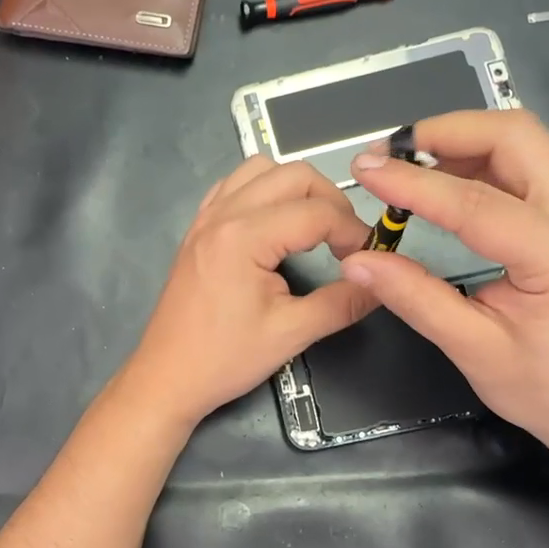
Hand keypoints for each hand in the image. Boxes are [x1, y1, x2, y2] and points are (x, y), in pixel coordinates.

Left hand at [122, 157, 376, 427]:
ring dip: (296, 189)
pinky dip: (263, 192)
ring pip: (261, 170)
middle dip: (330, 201)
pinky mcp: (197, 229)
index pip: (316, 212)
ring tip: (313, 228)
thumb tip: (381, 285)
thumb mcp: (291, 334)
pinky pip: (234, 186)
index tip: (367, 257)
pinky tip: (274, 224)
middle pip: (293, 175)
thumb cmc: (224, 359)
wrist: (167, 378)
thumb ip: (342, 303)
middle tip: (345, 240)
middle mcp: (223, 216)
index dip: (352, 231)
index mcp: (244, 238)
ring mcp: (206, 219)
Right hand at [341, 110, 548, 452]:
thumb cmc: (542, 388)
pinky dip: (479, 160)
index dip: (414, 183)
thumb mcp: (471, 349)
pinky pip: (526, 165)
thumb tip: (358, 261)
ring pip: (523, 142)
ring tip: (407, 163)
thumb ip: (415, 298)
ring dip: (462, 140)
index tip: (364, 169)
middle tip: (389, 152)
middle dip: (447, 132)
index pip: (477, 203)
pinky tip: (441, 180)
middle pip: (516, 137)